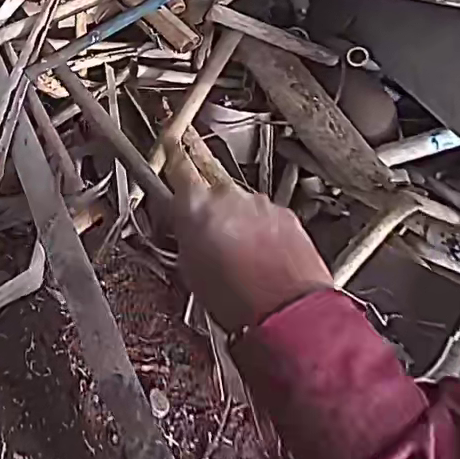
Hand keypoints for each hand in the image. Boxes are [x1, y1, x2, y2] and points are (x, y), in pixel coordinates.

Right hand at [162, 149, 332, 331]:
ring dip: (236, 220)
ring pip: (238, 203)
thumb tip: (179, 222)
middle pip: (208, 186)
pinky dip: (260, 231)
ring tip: (237, 255)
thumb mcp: (186, 264)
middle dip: (206, 204)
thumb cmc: (235, 299)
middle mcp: (227, 194)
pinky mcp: (286, 215)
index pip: (177, 161)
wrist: (289, 316)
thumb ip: (181, 230)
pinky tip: (260, 258)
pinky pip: (264, 216)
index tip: (170, 141)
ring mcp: (259, 203)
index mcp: (194, 202)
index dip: (171, 150)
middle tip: (205, 233)